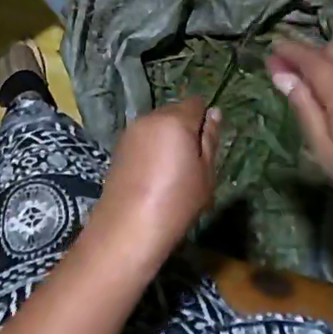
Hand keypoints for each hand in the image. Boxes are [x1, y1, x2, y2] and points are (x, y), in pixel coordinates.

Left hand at [93, 97, 219, 262]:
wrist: (127, 230)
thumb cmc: (176, 202)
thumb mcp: (206, 172)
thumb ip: (211, 138)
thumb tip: (214, 113)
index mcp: (176, 120)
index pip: (197, 103)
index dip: (204, 122)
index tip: (205, 148)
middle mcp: (151, 118)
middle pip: (176, 112)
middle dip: (185, 129)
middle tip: (190, 163)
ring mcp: (131, 132)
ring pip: (158, 126)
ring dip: (167, 140)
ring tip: (169, 173)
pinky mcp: (118, 148)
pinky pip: (144, 139)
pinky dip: (151, 150)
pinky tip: (152, 177)